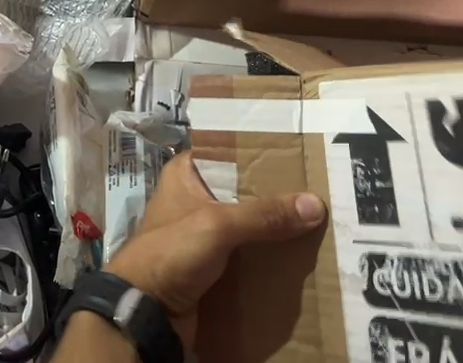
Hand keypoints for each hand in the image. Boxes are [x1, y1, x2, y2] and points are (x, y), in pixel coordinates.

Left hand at [105, 154, 326, 344]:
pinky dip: (266, 255)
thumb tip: (315, 204)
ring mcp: (202, 231)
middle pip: (242, 190)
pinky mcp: (211, 263)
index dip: (260, 154)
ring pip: (246, 223)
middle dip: (274, 195)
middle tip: (317, 192)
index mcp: (186, 173)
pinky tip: (297, 256)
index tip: (298, 155)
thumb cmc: (172, 251)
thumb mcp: (218, 225)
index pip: (228, 152)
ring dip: (273, 228)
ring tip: (316, 224)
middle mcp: (194, 197)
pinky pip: (245, 253)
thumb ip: (264, 215)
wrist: (146, 310)